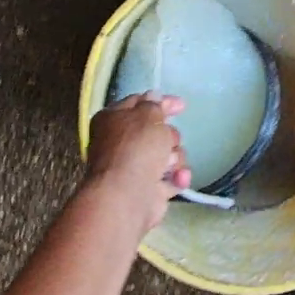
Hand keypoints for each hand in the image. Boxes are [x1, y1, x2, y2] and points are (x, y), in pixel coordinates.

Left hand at [85, 94, 190, 235]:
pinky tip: (178, 179)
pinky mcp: (149, 190)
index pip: (139, 104)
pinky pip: (171, 177)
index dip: (161, 102)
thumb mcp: (148, 114)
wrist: (127, 196)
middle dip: (169, 136)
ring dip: (175, 158)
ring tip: (168, 165)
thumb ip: (154, 104)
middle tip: (166, 141)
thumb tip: (154, 98)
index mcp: (113, 120)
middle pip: (157, 132)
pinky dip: (177, 178)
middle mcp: (121, 144)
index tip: (182, 106)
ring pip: (168, 154)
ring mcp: (135, 169)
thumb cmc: (135, 148)